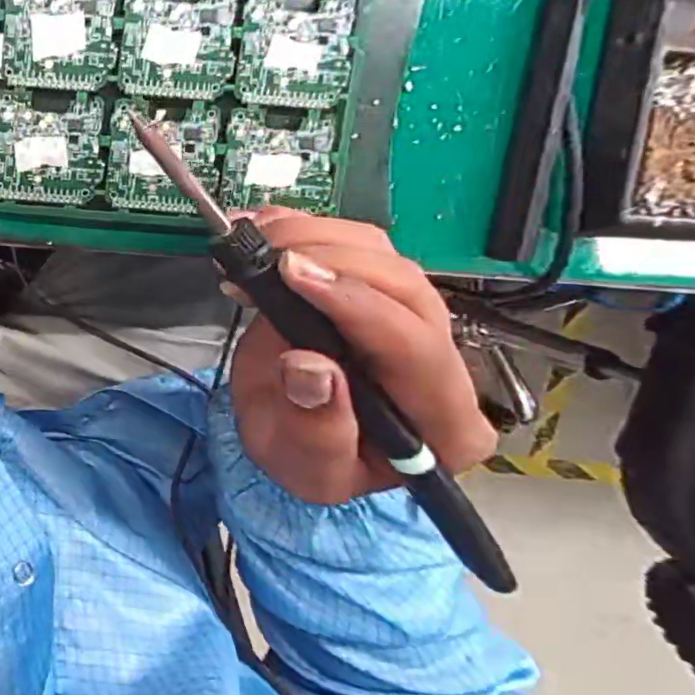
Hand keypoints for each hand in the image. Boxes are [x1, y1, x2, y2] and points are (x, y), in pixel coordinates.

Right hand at [228, 207, 495, 504]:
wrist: (290, 436)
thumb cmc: (305, 461)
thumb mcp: (305, 468)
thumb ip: (315, 429)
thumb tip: (311, 367)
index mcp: (441, 420)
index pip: (414, 346)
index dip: (354, 303)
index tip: (291, 274)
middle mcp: (437, 361)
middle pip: (405, 285)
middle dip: (333, 256)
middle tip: (265, 254)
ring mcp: (403, 319)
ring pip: (382, 254)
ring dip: (314, 234)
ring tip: (254, 239)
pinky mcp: (366, 291)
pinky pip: (351, 243)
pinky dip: (303, 225)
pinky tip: (265, 227)